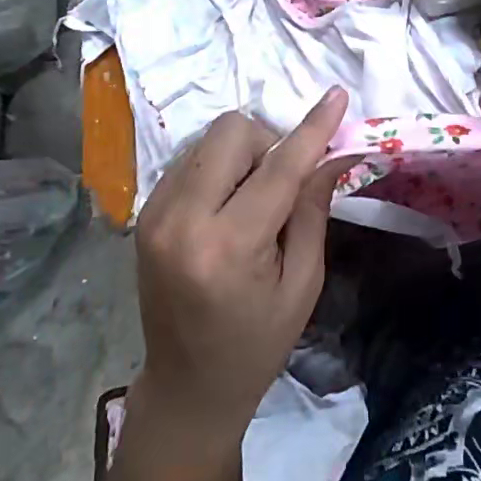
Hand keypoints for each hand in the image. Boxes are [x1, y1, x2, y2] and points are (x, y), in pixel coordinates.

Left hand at [131, 89, 352, 433]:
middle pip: (231, 132)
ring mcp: (154, 214)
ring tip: (254, 200)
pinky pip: (190, 160)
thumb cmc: (258, 341)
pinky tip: (227, 206)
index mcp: (228, 246)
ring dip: (243, 155)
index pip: (279, 168)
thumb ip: (314, 209)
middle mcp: (181, 220)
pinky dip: (219, 168)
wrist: (187, 384)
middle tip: (284, 183)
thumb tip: (334, 153)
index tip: (336, 96)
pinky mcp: (144, 213)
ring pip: (208, 140)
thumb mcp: (303, 282)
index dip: (312, 129)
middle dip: (268, 142)